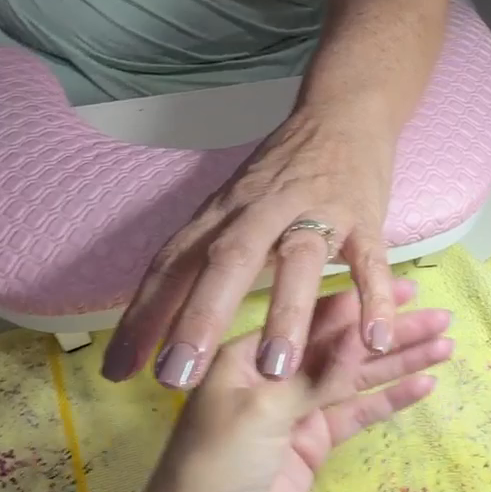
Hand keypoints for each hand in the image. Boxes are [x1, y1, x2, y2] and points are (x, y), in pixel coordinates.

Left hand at [101, 112, 396, 391]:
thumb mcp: (232, 206)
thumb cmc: (281, 172)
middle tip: (177, 378)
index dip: (143, 315)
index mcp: (222, 212)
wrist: (344, 113)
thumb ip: (203, 256)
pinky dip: (373, 299)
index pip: (173, 263)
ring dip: (284, 314)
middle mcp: (261, 210)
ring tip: (274, 371)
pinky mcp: (364, 218)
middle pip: (225, 261)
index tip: (117, 371)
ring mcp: (317, 211)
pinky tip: (373, 342)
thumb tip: (160, 318)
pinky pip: (370, 261)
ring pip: (298, 261)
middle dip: (198, 320)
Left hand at [126, 280, 450, 491]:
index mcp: (251, 354)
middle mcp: (277, 374)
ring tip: (446, 346)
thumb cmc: (216, 468)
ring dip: (399, 362)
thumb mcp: (262, 411)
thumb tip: (363, 330)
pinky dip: (390, 400)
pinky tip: (424, 385)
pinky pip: (357, 414)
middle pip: (344, 346)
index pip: (316, 318)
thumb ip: (316, 373)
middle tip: (442, 318)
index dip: (363, 303)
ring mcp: (297, 411)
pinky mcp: (312, 445)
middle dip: (392, 332)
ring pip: (357, 378)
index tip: (408, 289)